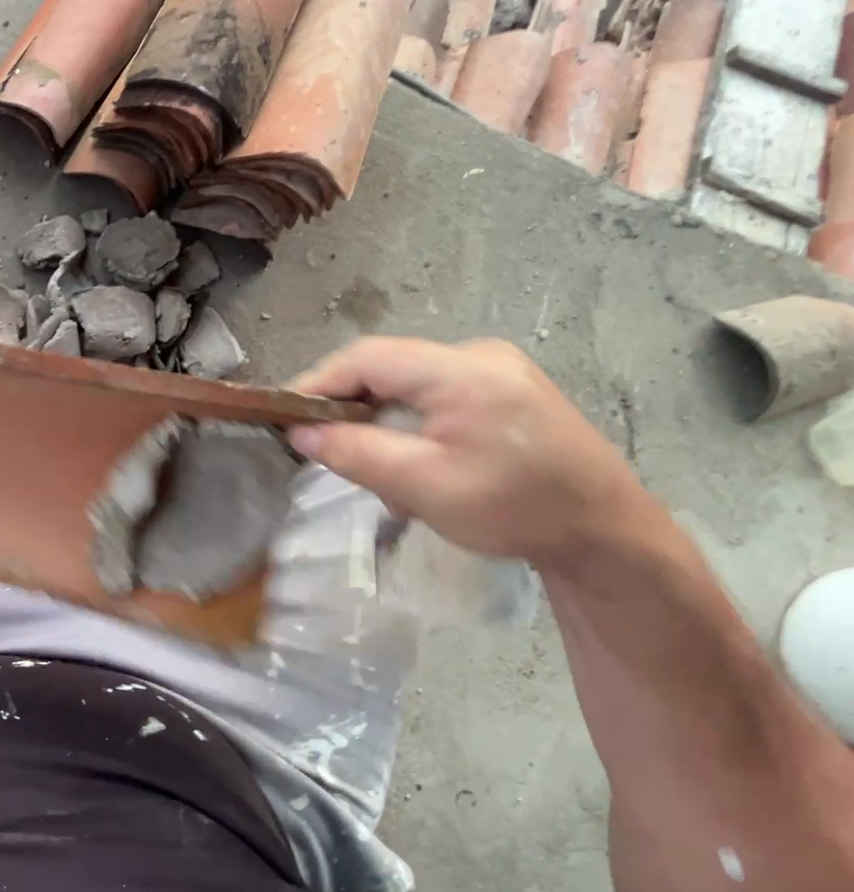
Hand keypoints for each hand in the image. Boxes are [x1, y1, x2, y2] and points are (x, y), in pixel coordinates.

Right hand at [286, 337, 648, 564]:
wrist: (608, 535)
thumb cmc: (514, 509)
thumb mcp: (422, 485)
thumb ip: (354, 452)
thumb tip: (298, 432)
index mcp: (463, 370)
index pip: (365, 358)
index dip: (316, 382)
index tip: (283, 416)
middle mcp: (479, 356)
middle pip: (386, 366)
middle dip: (346, 405)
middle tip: (320, 445)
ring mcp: (498, 370)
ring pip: (407, 382)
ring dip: (377, 416)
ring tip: (368, 462)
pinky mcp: (507, 390)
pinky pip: (434, 393)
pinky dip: (407, 420)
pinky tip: (409, 457)